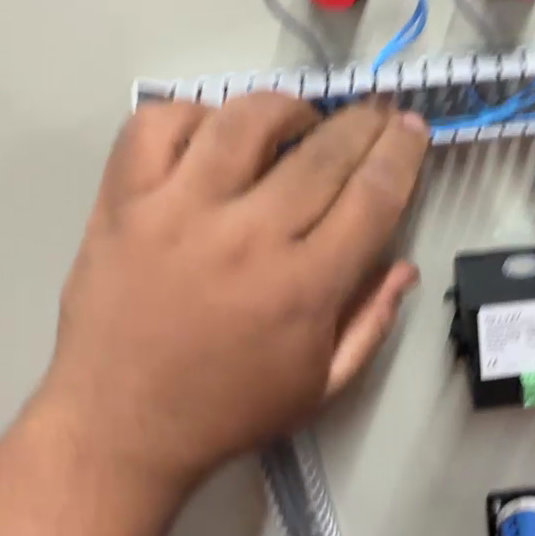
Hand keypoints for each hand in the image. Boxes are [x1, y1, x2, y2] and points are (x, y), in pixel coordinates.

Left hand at [39, 96, 427, 487]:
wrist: (123, 426)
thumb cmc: (230, 412)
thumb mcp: (321, 386)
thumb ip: (370, 324)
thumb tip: (404, 267)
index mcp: (305, 287)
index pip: (371, 199)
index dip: (400, 156)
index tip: (411, 130)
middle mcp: (248, 236)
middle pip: (322, 152)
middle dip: (362, 123)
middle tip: (376, 113)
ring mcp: (178, 211)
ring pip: (243, 121)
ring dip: (286, 109)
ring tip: (300, 120)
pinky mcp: (123, 202)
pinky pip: (157, 125)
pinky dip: (193, 112)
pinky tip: (214, 132)